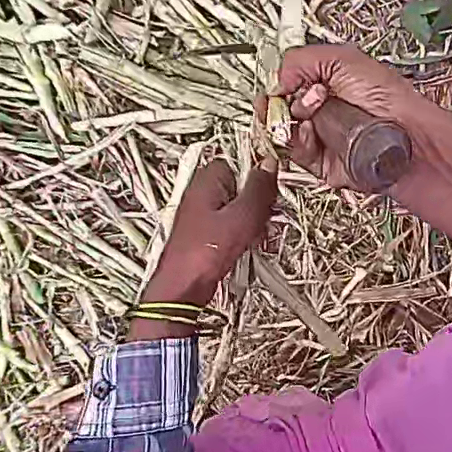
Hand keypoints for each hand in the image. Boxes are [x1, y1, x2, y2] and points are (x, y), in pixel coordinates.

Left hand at [131, 158, 277, 340]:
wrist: (182, 289)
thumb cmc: (204, 254)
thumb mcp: (242, 216)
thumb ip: (259, 188)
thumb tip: (269, 162)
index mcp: (206, 180)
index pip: (239, 163)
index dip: (258, 179)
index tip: (269, 194)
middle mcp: (201, 194)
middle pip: (241, 188)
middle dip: (258, 205)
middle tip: (264, 220)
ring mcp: (203, 215)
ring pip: (239, 209)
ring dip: (254, 224)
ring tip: (257, 239)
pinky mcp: (205, 235)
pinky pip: (232, 228)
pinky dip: (244, 236)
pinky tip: (249, 249)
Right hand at [274, 45, 451, 247]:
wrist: (405, 139)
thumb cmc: (388, 99)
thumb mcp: (343, 60)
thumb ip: (302, 60)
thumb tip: (277, 78)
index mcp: (326, 84)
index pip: (287, 83)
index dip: (279, 84)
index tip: (279, 85)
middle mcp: (322, 111)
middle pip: (278, 109)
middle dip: (277, 104)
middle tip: (286, 99)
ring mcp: (320, 138)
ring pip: (283, 133)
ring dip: (286, 122)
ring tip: (306, 115)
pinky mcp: (322, 165)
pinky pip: (296, 155)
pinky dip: (297, 143)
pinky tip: (309, 133)